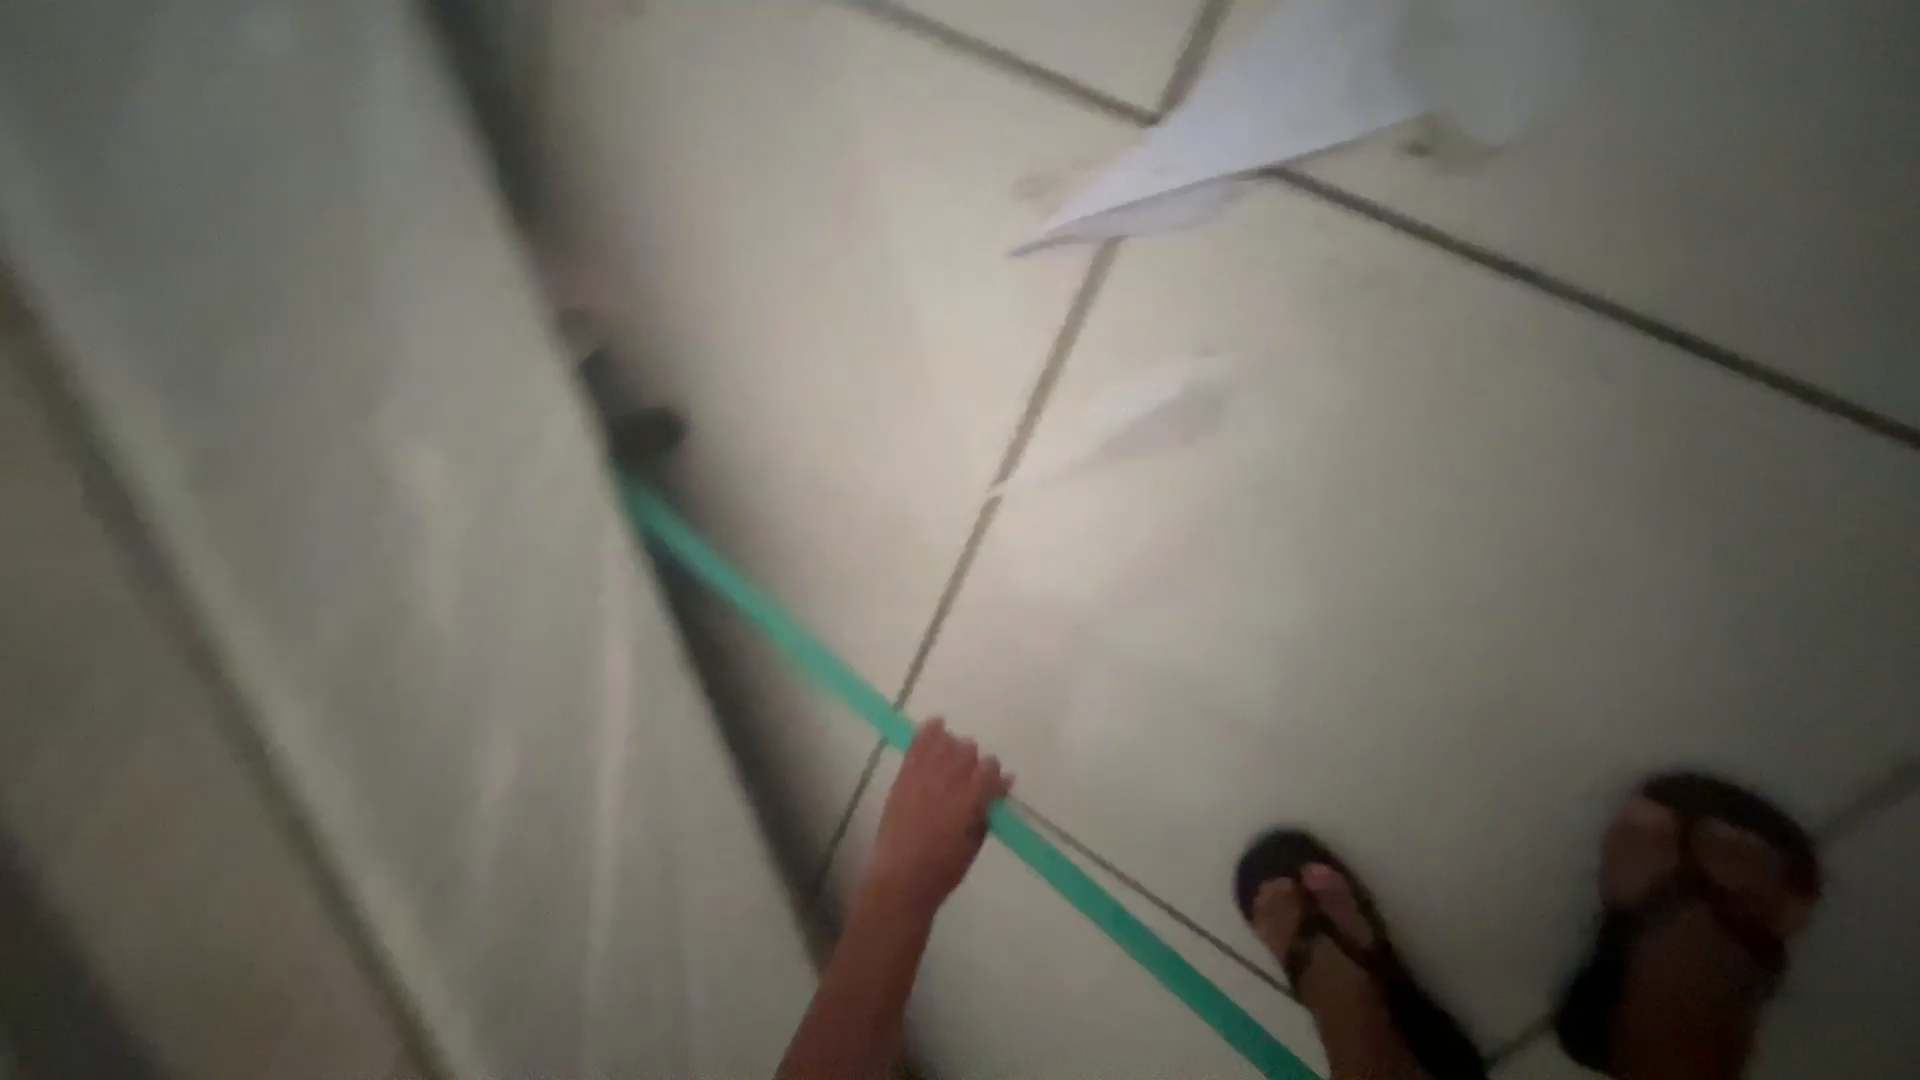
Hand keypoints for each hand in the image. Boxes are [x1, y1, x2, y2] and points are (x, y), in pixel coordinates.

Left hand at [862, 718, 1010, 917]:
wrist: (900, 878)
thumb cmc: (943, 869)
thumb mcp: (975, 843)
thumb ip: (989, 810)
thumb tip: (1004, 783)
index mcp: (969, 802)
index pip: (989, 770)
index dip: (993, 775)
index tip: (992, 783)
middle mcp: (947, 783)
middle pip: (967, 751)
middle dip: (972, 761)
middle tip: (969, 776)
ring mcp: (923, 777)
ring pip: (945, 744)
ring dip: (953, 747)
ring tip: (952, 755)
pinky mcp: (904, 778)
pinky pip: (917, 745)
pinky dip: (928, 732)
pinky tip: (936, 723)